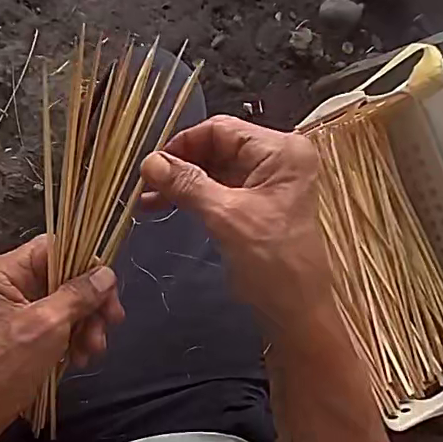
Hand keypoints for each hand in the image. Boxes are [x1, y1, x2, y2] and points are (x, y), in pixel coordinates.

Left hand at [0, 235, 123, 437]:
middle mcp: (5, 281)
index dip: (85, 264)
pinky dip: (74, 335)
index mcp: (0, 271)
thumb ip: (80, 294)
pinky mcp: (24, 327)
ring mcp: (15, 305)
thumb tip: (107, 274)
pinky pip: (59, 319)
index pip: (53, 247)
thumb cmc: (6, 367)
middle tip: (111, 323)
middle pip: (64, 275)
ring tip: (92, 350)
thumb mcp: (48, 325)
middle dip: (90, 302)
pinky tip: (80, 356)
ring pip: (66, 299)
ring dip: (86, 323)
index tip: (109, 289)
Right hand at [138, 115, 331, 322]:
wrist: (297, 312)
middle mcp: (279, 159)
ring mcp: (270, 183)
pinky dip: (196, 197)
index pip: (222, 129)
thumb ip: (187, 185)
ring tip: (149, 201)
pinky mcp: (260, 205)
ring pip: (216, 170)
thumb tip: (150, 163)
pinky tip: (169, 206)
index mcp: (282, 151)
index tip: (151, 165)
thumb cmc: (272, 263)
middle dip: (181, 165)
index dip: (183, 144)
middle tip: (145, 185)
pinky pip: (222, 190)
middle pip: (218, 147)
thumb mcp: (226, 218)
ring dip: (184, 183)